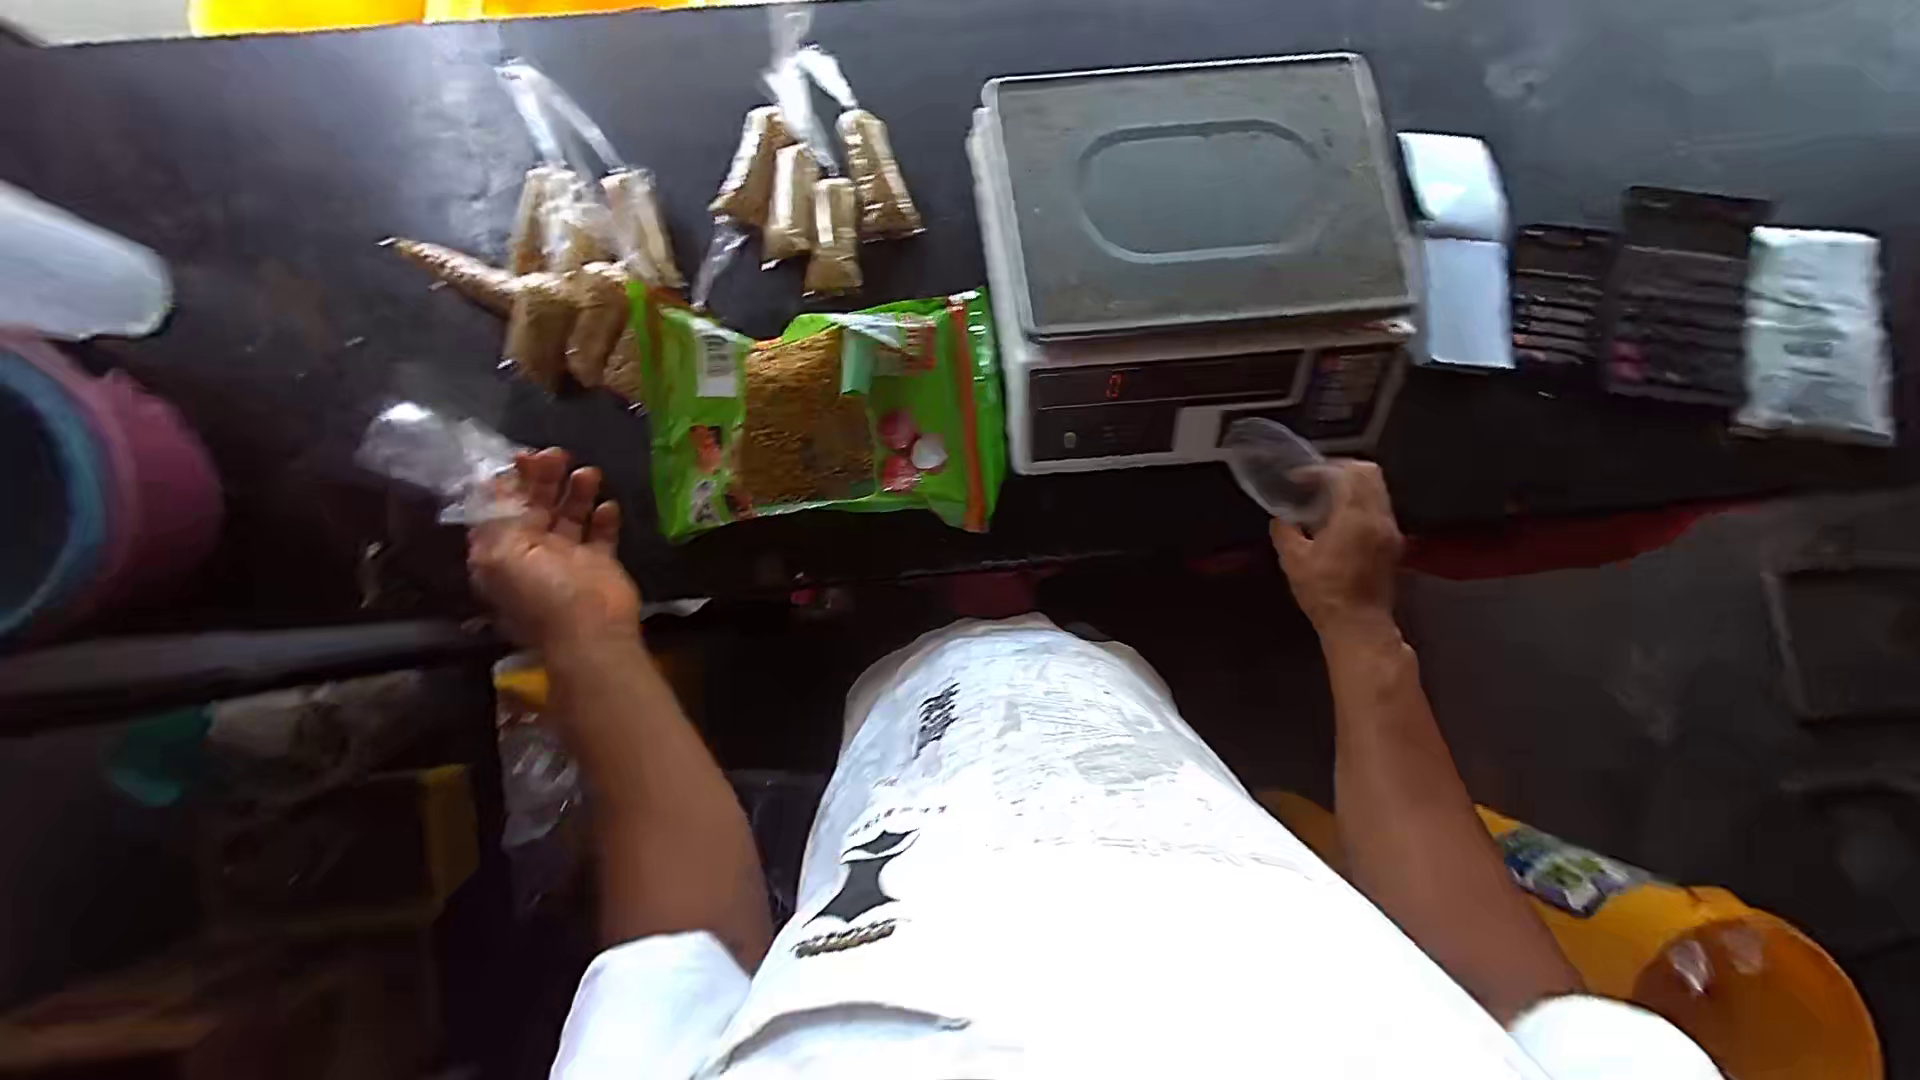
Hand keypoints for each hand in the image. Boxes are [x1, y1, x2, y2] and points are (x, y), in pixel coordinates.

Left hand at [468, 448, 639, 651]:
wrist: (593, 629)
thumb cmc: (544, 593)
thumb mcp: (504, 555)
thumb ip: (500, 517)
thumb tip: (497, 485)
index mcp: (500, 551)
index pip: (500, 506)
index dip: (510, 481)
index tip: (524, 458)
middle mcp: (531, 551)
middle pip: (537, 505)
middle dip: (545, 479)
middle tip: (559, 455)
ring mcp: (568, 557)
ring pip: (570, 514)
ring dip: (577, 492)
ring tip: (590, 473)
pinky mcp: (600, 563)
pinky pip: (601, 533)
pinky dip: (605, 518)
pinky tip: (608, 506)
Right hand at [1271, 460, 1403, 637]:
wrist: (1358, 624)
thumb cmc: (1323, 592)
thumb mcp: (1292, 560)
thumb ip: (1285, 531)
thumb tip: (1281, 519)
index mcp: (1354, 517)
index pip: (1346, 473)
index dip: (1320, 469)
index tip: (1299, 478)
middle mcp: (1379, 518)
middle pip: (1368, 473)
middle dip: (1340, 469)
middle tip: (1314, 480)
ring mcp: (1390, 530)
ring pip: (1377, 489)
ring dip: (1351, 485)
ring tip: (1324, 498)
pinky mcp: (1393, 543)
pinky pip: (1379, 507)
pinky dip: (1359, 502)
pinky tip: (1338, 519)